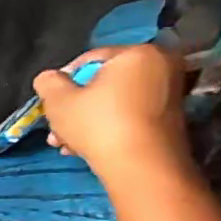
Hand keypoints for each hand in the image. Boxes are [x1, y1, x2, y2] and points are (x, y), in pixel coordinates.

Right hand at [35, 44, 193, 184]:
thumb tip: (48, 78)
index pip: (89, 59)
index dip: (63, 81)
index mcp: (137, 54)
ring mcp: (170, 95)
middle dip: (76, 106)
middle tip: (57, 127)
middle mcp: (161, 67)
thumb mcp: (58, 101)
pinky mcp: (172, 120)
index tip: (51, 103)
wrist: (142, 167)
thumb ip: (48, 83)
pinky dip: (109, 127)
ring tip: (66, 143)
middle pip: (104, 83)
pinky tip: (86, 148)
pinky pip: (131, 115)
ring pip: (115, 102)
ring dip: (87, 120)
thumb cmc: (99, 125)